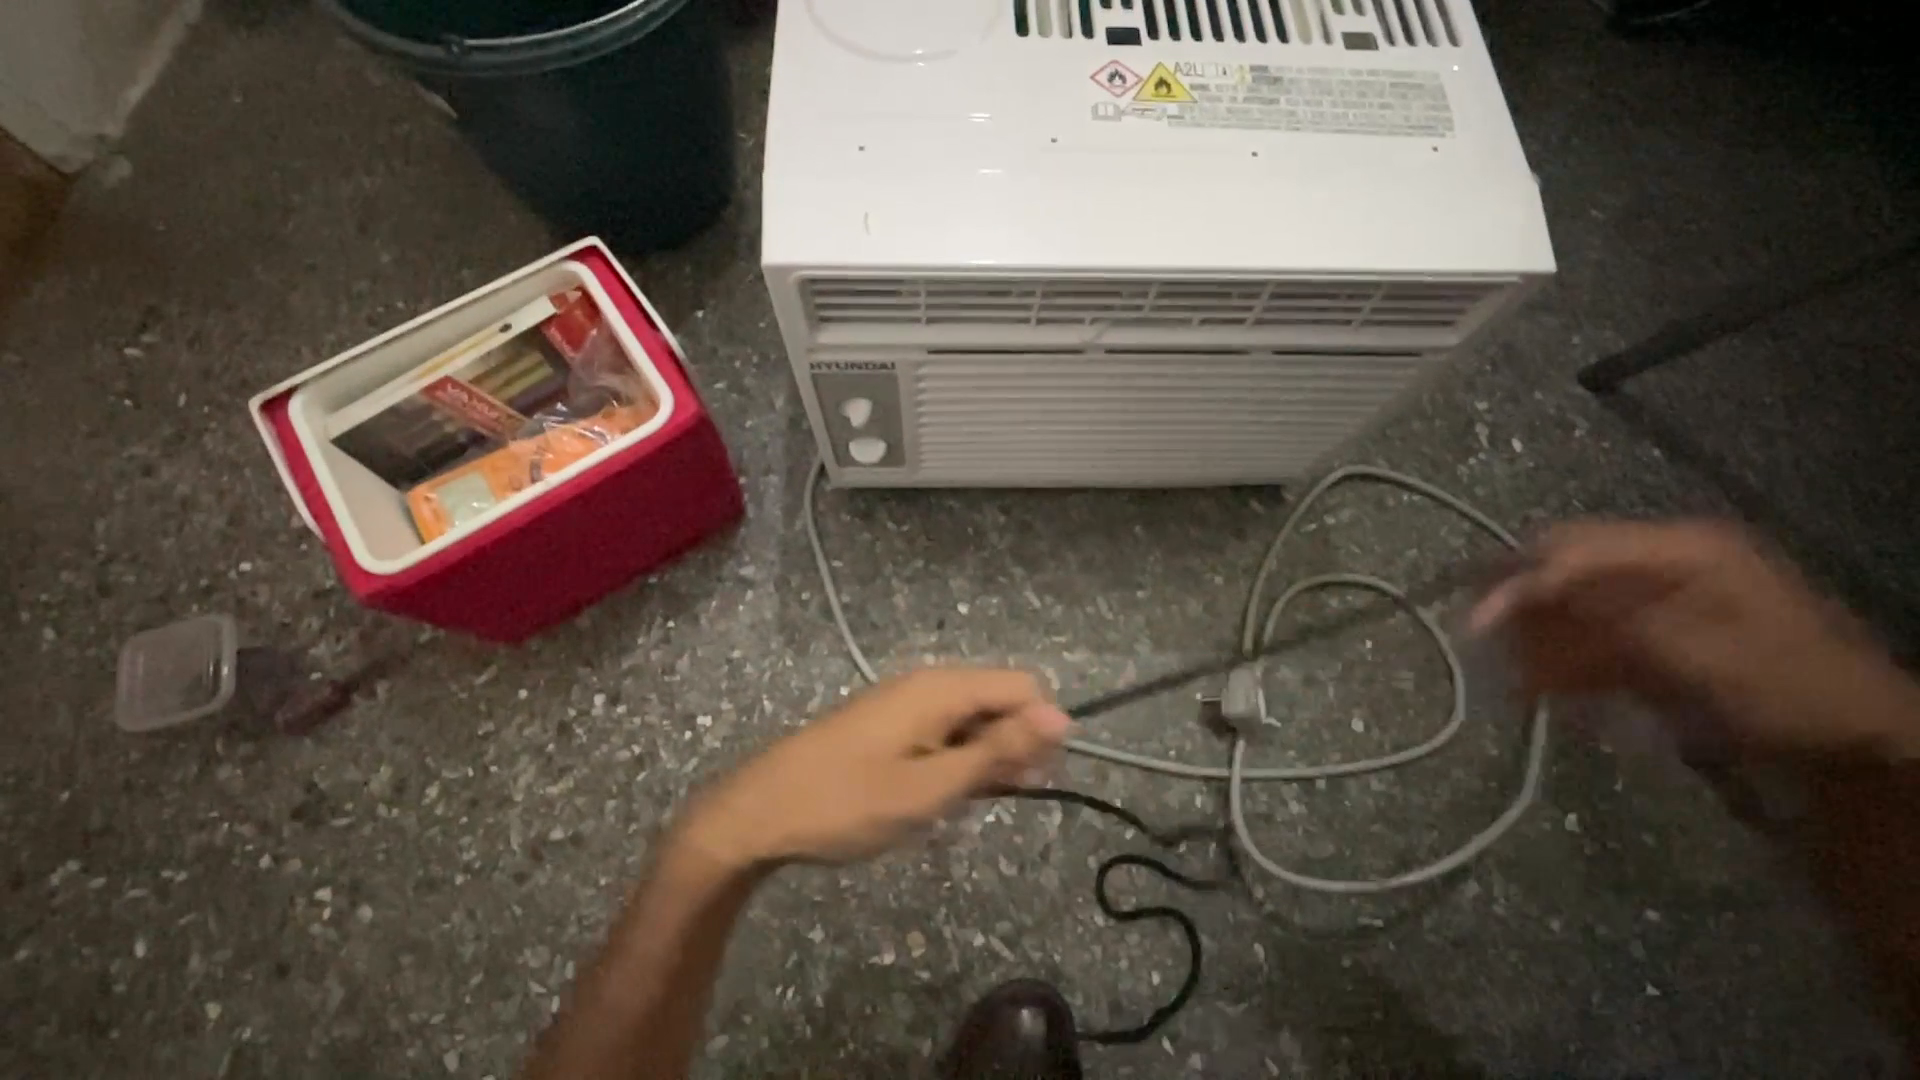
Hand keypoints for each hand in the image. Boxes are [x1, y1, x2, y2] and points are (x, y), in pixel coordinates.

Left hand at [677, 668, 1071, 867]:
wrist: (757, 814)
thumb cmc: (847, 803)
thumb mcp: (931, 786)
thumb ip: (997, 751)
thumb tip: (1062, 716)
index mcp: (941, 688)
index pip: (1024, 686)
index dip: (1039, 731)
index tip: (1029, 781)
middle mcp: (925, 684)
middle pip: (997, 701)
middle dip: (1008, 749)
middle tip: (984, 801)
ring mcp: (901, 704)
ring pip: (968, 722)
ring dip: (977, 762)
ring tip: (950, 807)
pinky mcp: (884, 725)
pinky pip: (938, 734)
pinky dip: (947, 764)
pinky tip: (926, 799)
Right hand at [1470, 520, 1919, 753]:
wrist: (1861, 751)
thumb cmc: (1782, 688)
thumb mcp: (1693, 649)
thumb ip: (1601, 618)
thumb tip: (1519, 598)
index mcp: (1683, 550)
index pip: (1573, 548)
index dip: (1518, 580)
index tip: (1474, 621)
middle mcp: (1667, 567)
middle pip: (1567, 572)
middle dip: (1519, 606)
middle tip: (1477, 643)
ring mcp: (1664, 605)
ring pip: (1573, 610)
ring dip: (1536, 639)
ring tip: (1505, 674)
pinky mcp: (1661, 643)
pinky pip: (1593, 644)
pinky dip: (1563, 664)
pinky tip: (1538, 689)